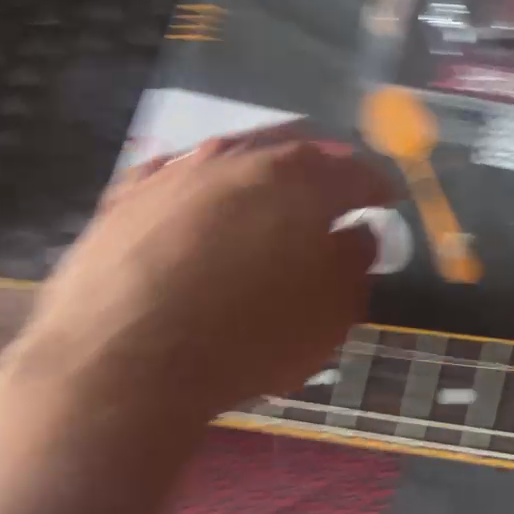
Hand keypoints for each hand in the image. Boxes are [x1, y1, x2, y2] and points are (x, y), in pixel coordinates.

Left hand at [9, 125, 393, 418]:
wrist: (121, 365)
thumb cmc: (255, 333)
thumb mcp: (338, 304)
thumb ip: (357, 258)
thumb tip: (356, 233)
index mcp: (302, 180)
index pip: (358, 171)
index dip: (380, 188)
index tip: (391, 204)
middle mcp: (236, 162)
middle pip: (293, 148)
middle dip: (324, 167)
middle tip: (342, 191)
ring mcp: (172, 177)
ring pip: (233, 156)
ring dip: (264, 172)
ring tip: (281, 199)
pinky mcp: (121, 203)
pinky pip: (179, 179)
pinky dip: (207, 187)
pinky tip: (213, 205)